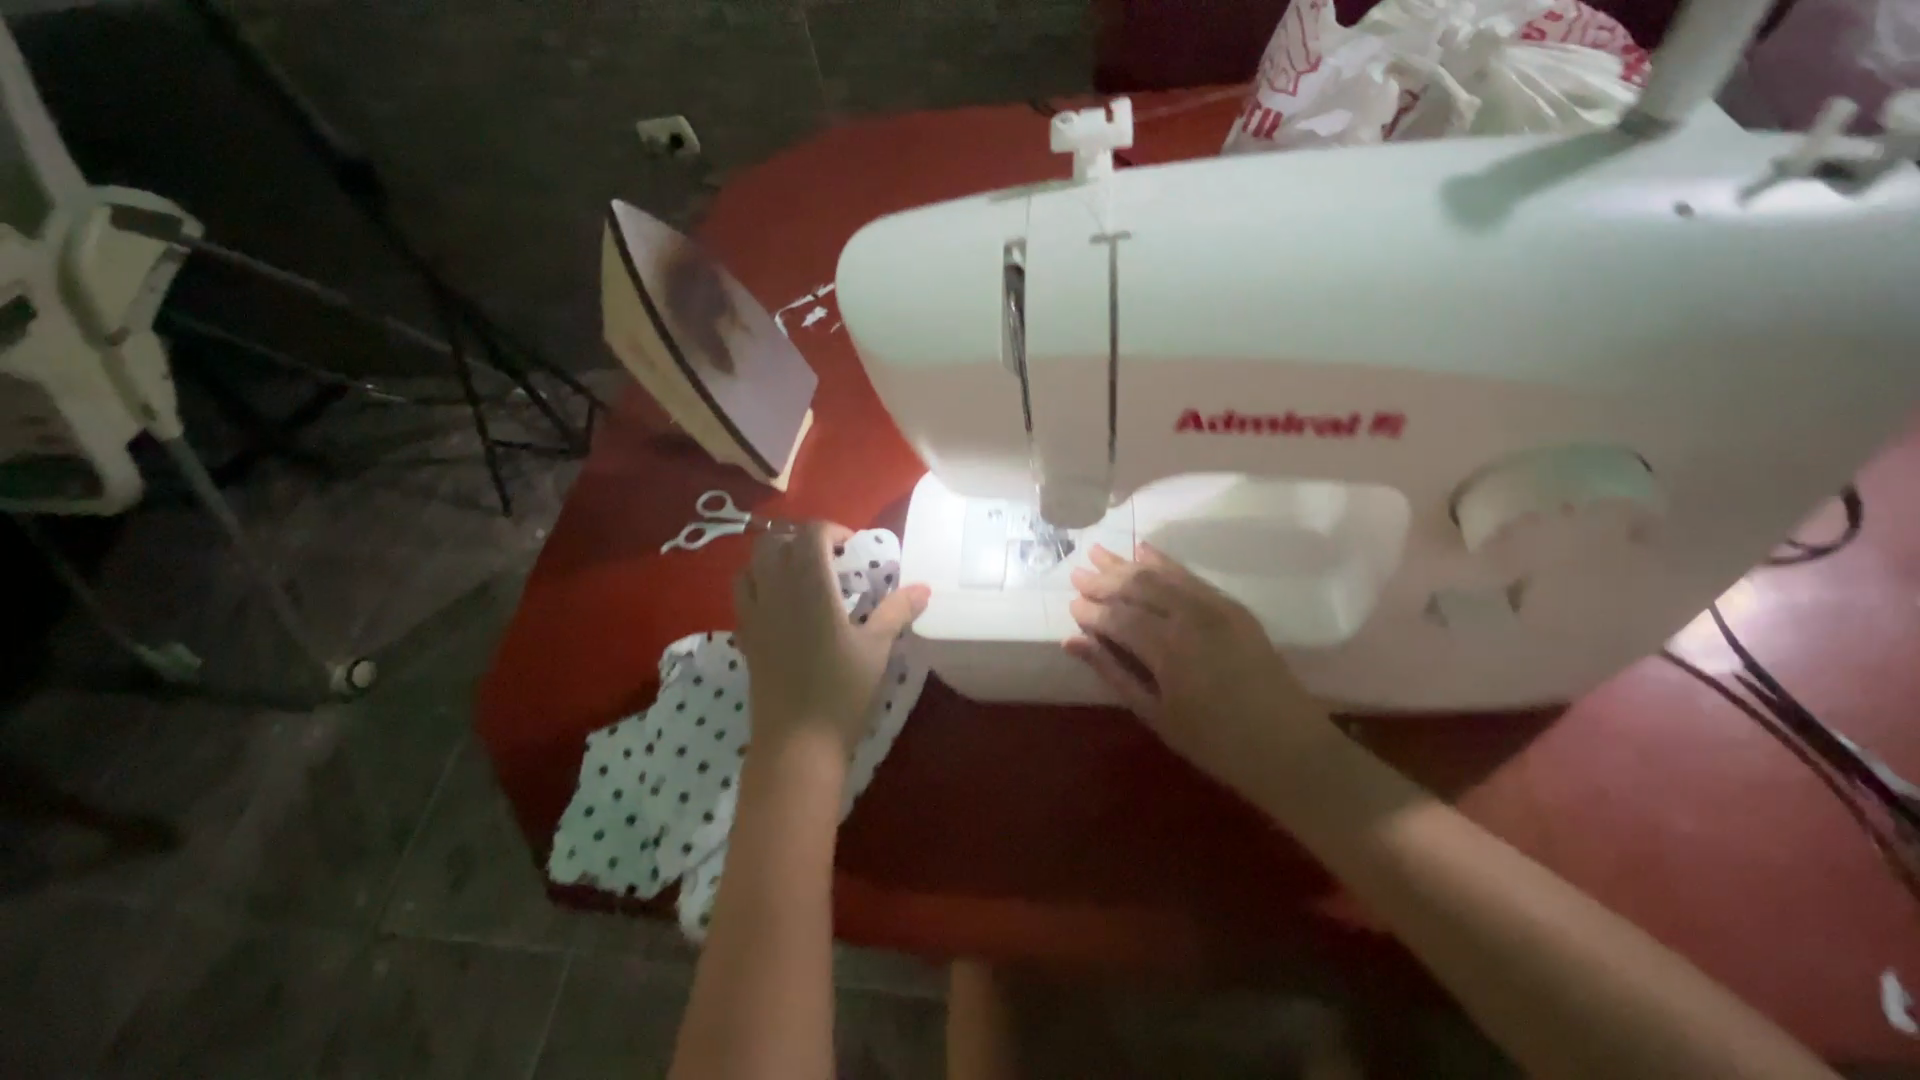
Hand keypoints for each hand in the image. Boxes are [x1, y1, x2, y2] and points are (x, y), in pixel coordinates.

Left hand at [733, 522, 929, 753]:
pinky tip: (780, 607)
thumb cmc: (842, 691)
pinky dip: (758, 585)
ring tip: (801, 577)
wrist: (797, 741)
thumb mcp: (877, 649)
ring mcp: (754, 613)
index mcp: (810, 586)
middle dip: (801, 541)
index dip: (830, 530)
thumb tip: (923, 587)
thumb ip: (896, 611)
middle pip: (775, 542)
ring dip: (774, 559)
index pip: (810, 533)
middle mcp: (776, 590)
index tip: (851, 548)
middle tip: (828, 560)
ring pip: (752, 565)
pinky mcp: (744, 636)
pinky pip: (742, 594)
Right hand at [1064, 543, 1333, 792]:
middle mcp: (1190, 617)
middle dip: (1105, 580)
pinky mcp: (1234, 608)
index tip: (1071, 606)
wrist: (1288, 747)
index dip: (1092, 611)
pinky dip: (1166, 563)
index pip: (1118, 617)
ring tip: (1100, 554)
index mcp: (1168, 649)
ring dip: (1129, 565)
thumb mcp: (1156, 715)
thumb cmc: (1214, 743)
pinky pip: (1192, 577)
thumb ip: (1113, 672)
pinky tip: (1146, 552)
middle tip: (1077, 573)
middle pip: (1139, 587)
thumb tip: (1073, 641)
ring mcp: (1216, 608)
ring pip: (1163, 576)